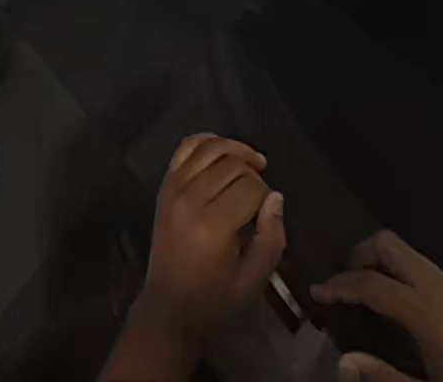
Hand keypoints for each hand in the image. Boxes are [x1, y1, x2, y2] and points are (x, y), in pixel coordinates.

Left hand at [141, 133, 287, 333]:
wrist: (170, 302)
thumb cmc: (215, 297)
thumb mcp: (254, 279)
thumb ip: (271, 237)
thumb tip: (276, 196)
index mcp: (213, 225)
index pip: (249, 188)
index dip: (266, 195)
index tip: (267, 211)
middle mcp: (191, 198)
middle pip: (231, 164)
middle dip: (253, 172)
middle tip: (262, 190)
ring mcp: (174, 186)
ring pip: (210, 148)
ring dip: (235, 149)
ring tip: (252, 162)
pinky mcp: (165, 183)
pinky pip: (186, 147)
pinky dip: (206, 140)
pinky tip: (223, 148)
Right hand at [312, 231, 442, 381]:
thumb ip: (386, 379)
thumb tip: (342, 361)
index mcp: (427, 313)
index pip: (370, 284)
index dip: (339, 286)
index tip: (316, 293)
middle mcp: (442, 292)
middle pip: (391, 247)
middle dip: (360, 255)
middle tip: (343, 281)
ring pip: (411, 256)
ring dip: (383, 263)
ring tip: (368, 292)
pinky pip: (429, 273)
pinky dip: (405, 276)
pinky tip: (404, 309)